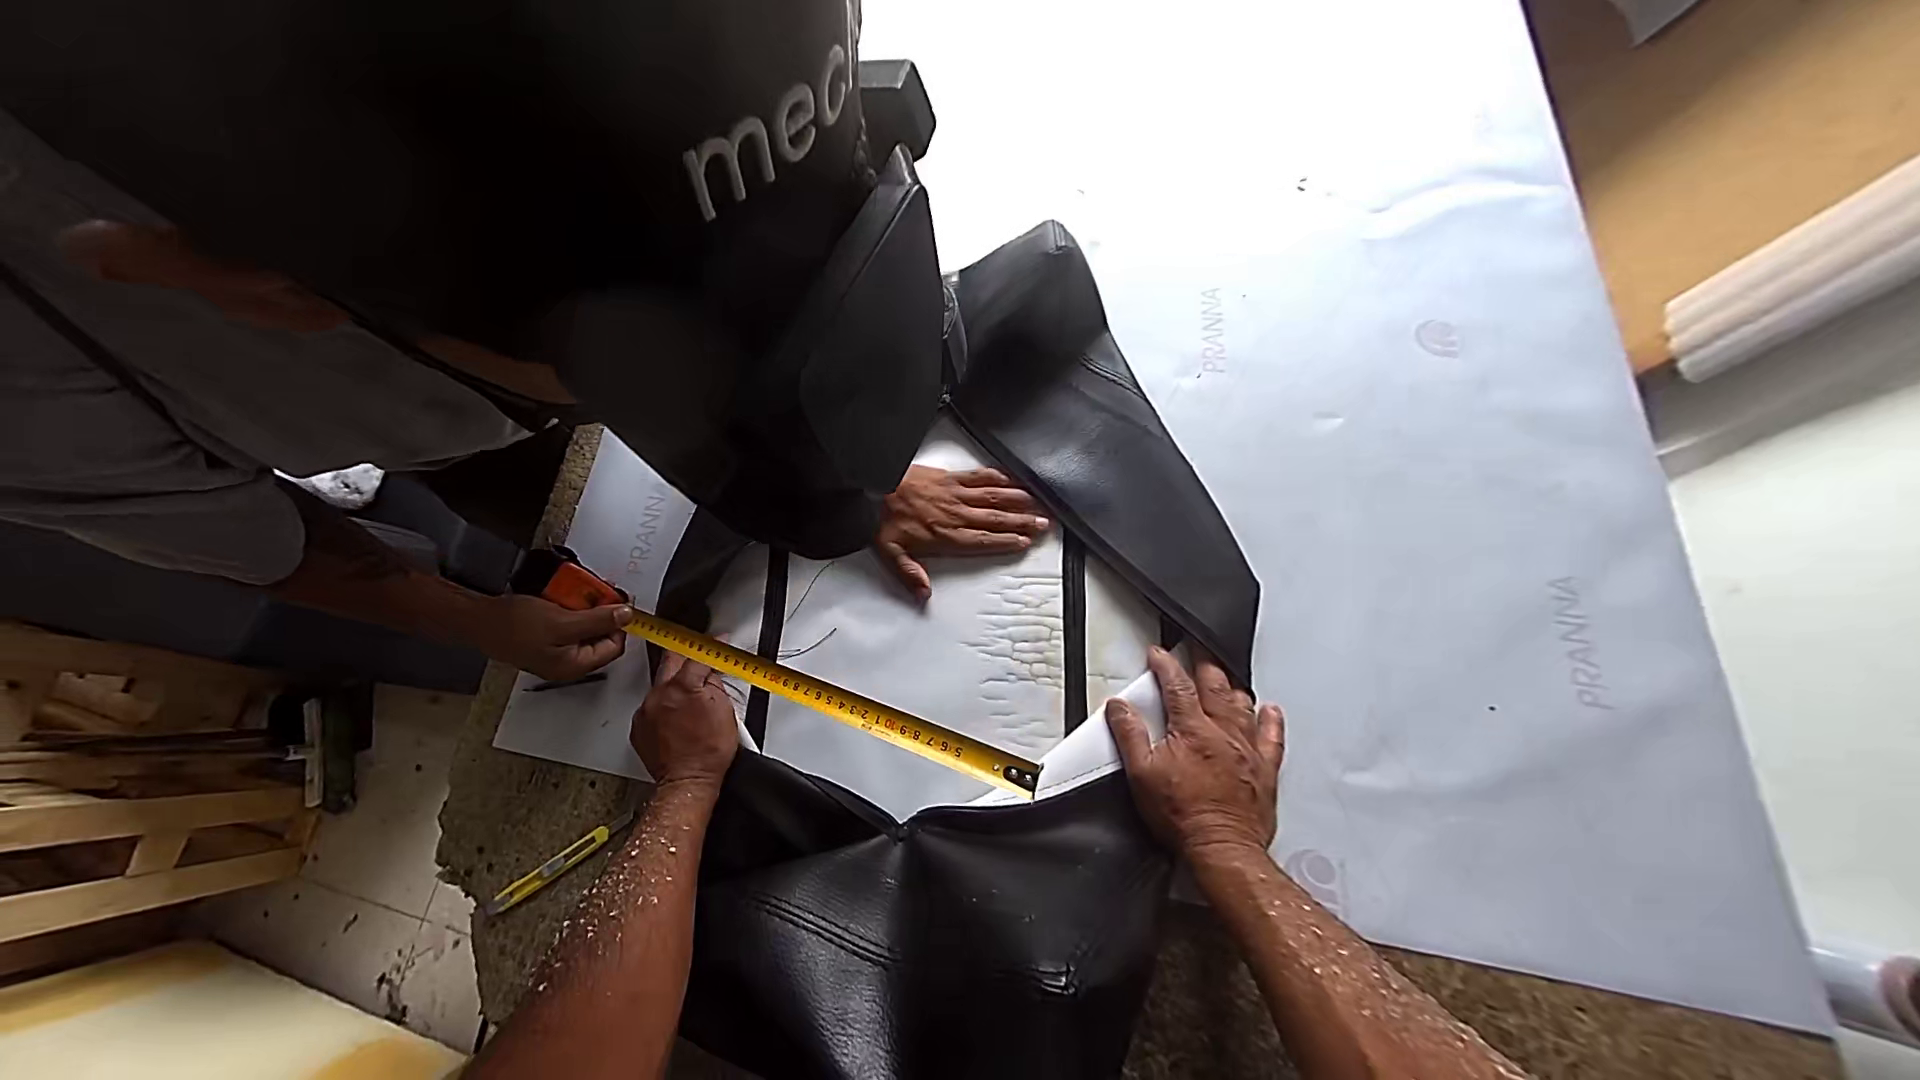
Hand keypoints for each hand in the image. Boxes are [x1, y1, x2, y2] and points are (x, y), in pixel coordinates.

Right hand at [473, 595, 631, 681]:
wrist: (477, 618)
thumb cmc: (515, 625)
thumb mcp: (564, 622)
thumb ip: (599, 621)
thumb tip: (628, 617)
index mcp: (574, 666)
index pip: (614, 647)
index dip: (620, 625)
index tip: (621, 603)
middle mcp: (568, 662)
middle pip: (602, 636)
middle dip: (604, 613)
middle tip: (604, 593)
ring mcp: (557, 649)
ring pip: (587, 626)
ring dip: (590, 607)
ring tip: (587, 591)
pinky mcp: (547, 636)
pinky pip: (570, 622)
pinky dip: (574, 608)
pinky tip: (569, 595)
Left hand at [631, 650, 738, 787]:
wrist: (688, 780)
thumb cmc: (708, 752)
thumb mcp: (726, 709)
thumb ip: (715, 682)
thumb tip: (710, 672)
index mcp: (682, 687)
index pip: (697, 655)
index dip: (711, 646)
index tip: (717, 642)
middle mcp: (659, 696)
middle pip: (671, 660)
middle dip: (687, 656)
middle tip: (700, 658)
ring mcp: (646, 711)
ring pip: (661, 684)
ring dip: (675, 684)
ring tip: (692, 699)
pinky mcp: (639, 726)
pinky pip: (652, 705)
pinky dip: (664, 705)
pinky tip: (679, 716)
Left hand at [875, 466, 1049, 600]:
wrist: (873, 483)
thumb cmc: (882, 517)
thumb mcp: (890, 552)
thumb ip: (909, 573)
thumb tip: (923, 594)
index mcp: (945, 535)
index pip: (983, 540)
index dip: (1006, 542)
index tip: (1025, 542)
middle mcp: (956, 514)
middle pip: (996, 519)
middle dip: (1022, 522)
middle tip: (1043, 524)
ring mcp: (955, 493)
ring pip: (994, 496)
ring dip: (1018, 500)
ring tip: (1038, 503)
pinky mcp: (950, 477)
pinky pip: (979, 476)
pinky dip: (998, 476)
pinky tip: (1012, 479)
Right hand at [1106, 646, 1283, 856]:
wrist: (1222, 848)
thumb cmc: (1183, 816)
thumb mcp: (1141, 773)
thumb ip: (1129, 734)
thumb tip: (1119, 707)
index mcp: (1192, 731)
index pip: (1178, 686)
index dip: (1166, 665)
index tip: (1158, 654)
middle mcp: (1223, 734)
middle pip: (1214, 687)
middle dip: (1203, 664)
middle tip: (1197, 650)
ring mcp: (1247, 751)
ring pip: (1242, 706)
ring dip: (1231, 687)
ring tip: (1224, 675)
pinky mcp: (1264, 771)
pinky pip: (1272, 737)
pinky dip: (1271, 720)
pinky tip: (1270, 710)